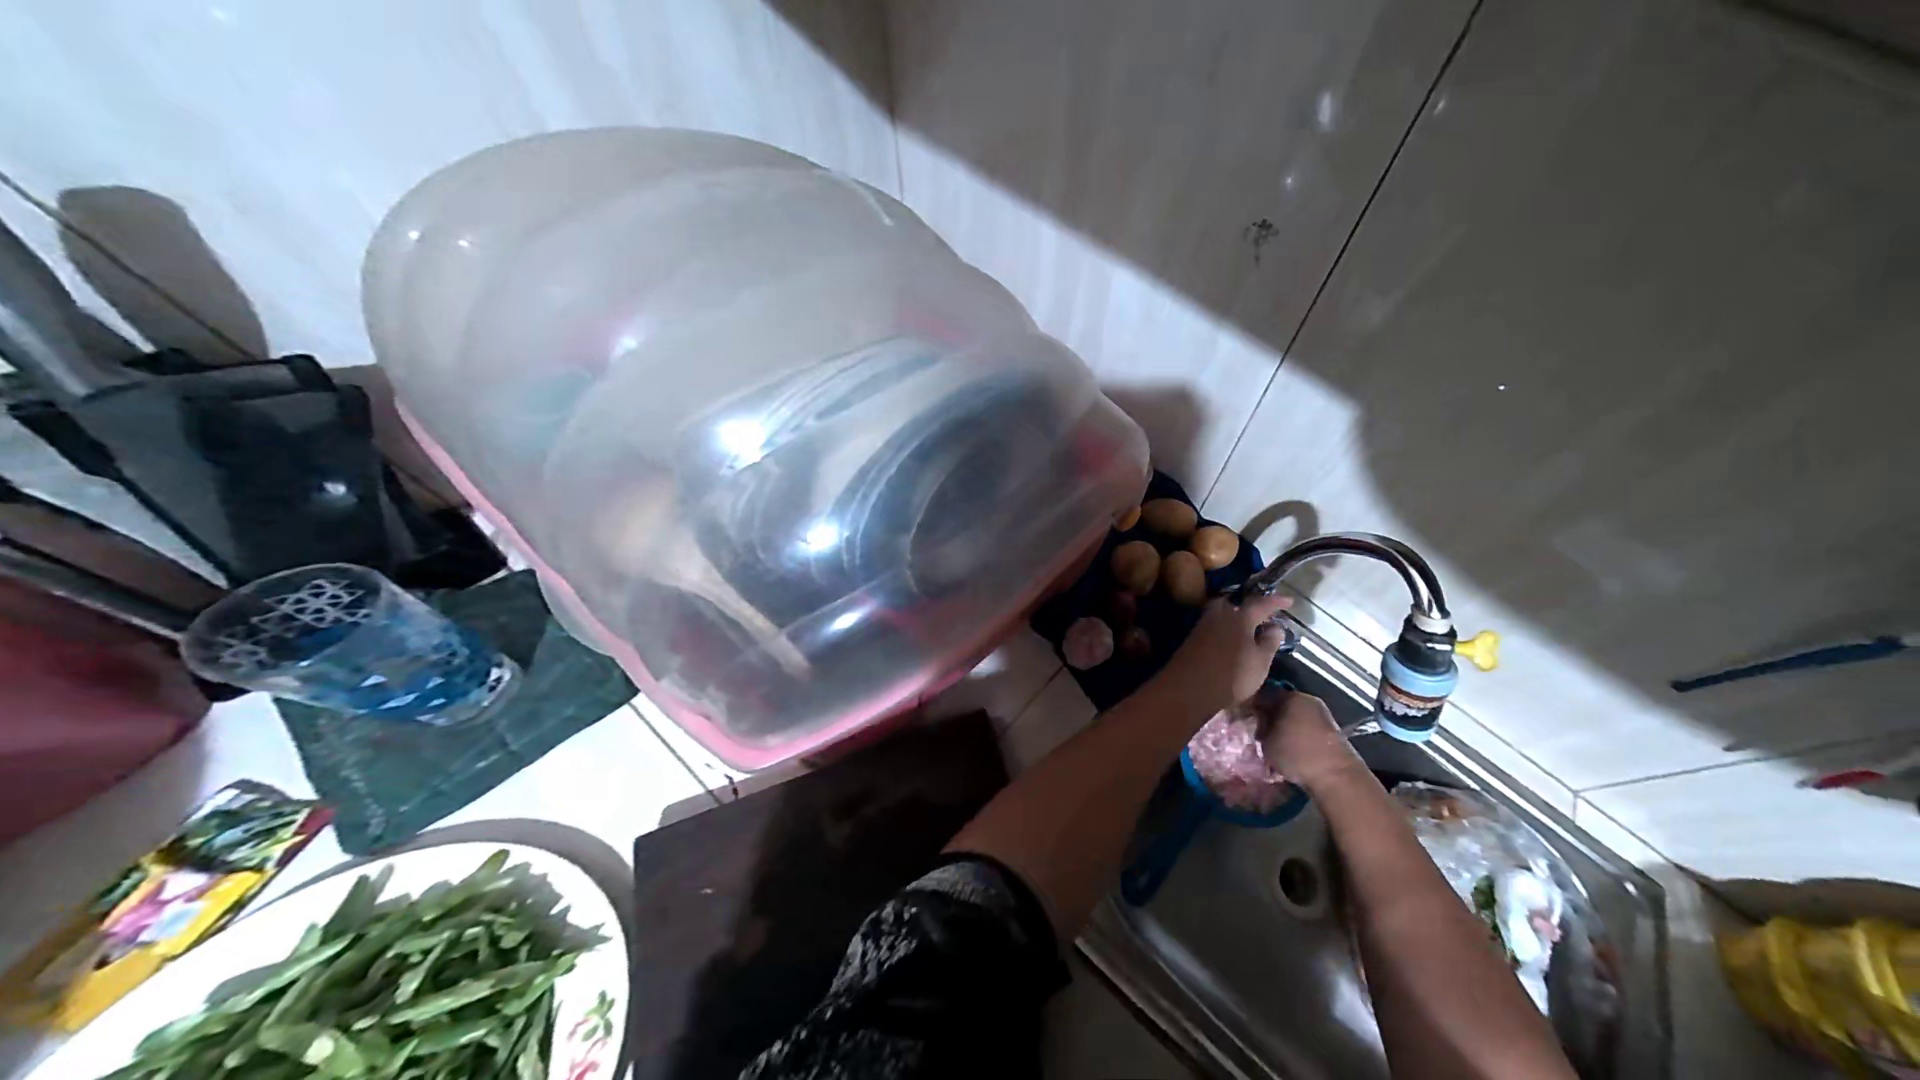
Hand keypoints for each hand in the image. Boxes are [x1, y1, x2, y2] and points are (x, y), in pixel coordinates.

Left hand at [1158, 592, 1291, 714]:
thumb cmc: (1232, 675)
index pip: (1261, 604)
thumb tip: (1276, 627)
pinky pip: (1212, 627)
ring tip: (1247, 629)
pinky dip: (1223, 629)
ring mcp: (1202, 626)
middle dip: (1247, 606)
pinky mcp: (1192, 639)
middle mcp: (1218, 616)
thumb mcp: (1260, 661)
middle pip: (1233, 603)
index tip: (1289, 601)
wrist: (1189, 688)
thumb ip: (1269, 642)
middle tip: (1261, 615)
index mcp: (1239, 617)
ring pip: (1220, 614)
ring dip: (1234, 618)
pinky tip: (1229, 640)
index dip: (1276, 601)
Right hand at [1255, 688, 1363, 792]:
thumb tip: (1257, 723)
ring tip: (1271, 741)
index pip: (1262, 694)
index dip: (1249, 706)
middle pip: (1280, 703)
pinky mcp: (1331, 731)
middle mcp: (1307, 699)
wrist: (1337, 777)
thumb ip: (1259, 727)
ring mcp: (1322, 714)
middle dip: (1268, 715)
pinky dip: (1296, 734)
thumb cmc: (1297, 754)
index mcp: (1290, 696)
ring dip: (1283, 725)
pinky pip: (1306, 727)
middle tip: (1256, 730)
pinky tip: (1288, 747)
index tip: (1241, 717)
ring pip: (1294, 715)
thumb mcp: (1266, 741)